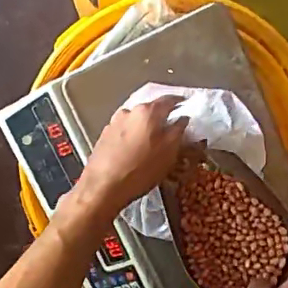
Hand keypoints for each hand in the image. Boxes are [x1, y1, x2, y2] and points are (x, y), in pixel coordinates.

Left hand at [69, 95, 187, 222]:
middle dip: (161, 120)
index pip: (169, 99)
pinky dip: (132, 139)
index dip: (180, 104)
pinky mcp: (104, 137)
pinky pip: (124, 133)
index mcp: (148, 111)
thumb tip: (182, 120)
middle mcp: (129, 112)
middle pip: (150, 110)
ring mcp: (114, 123)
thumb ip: (178, 131)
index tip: (185, 109)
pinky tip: (135, 154)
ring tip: (151, 148)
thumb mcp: (169, 152)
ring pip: (136, 122)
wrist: (102, 187)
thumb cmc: (138, 171)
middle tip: (170, 133)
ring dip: (145, 130)